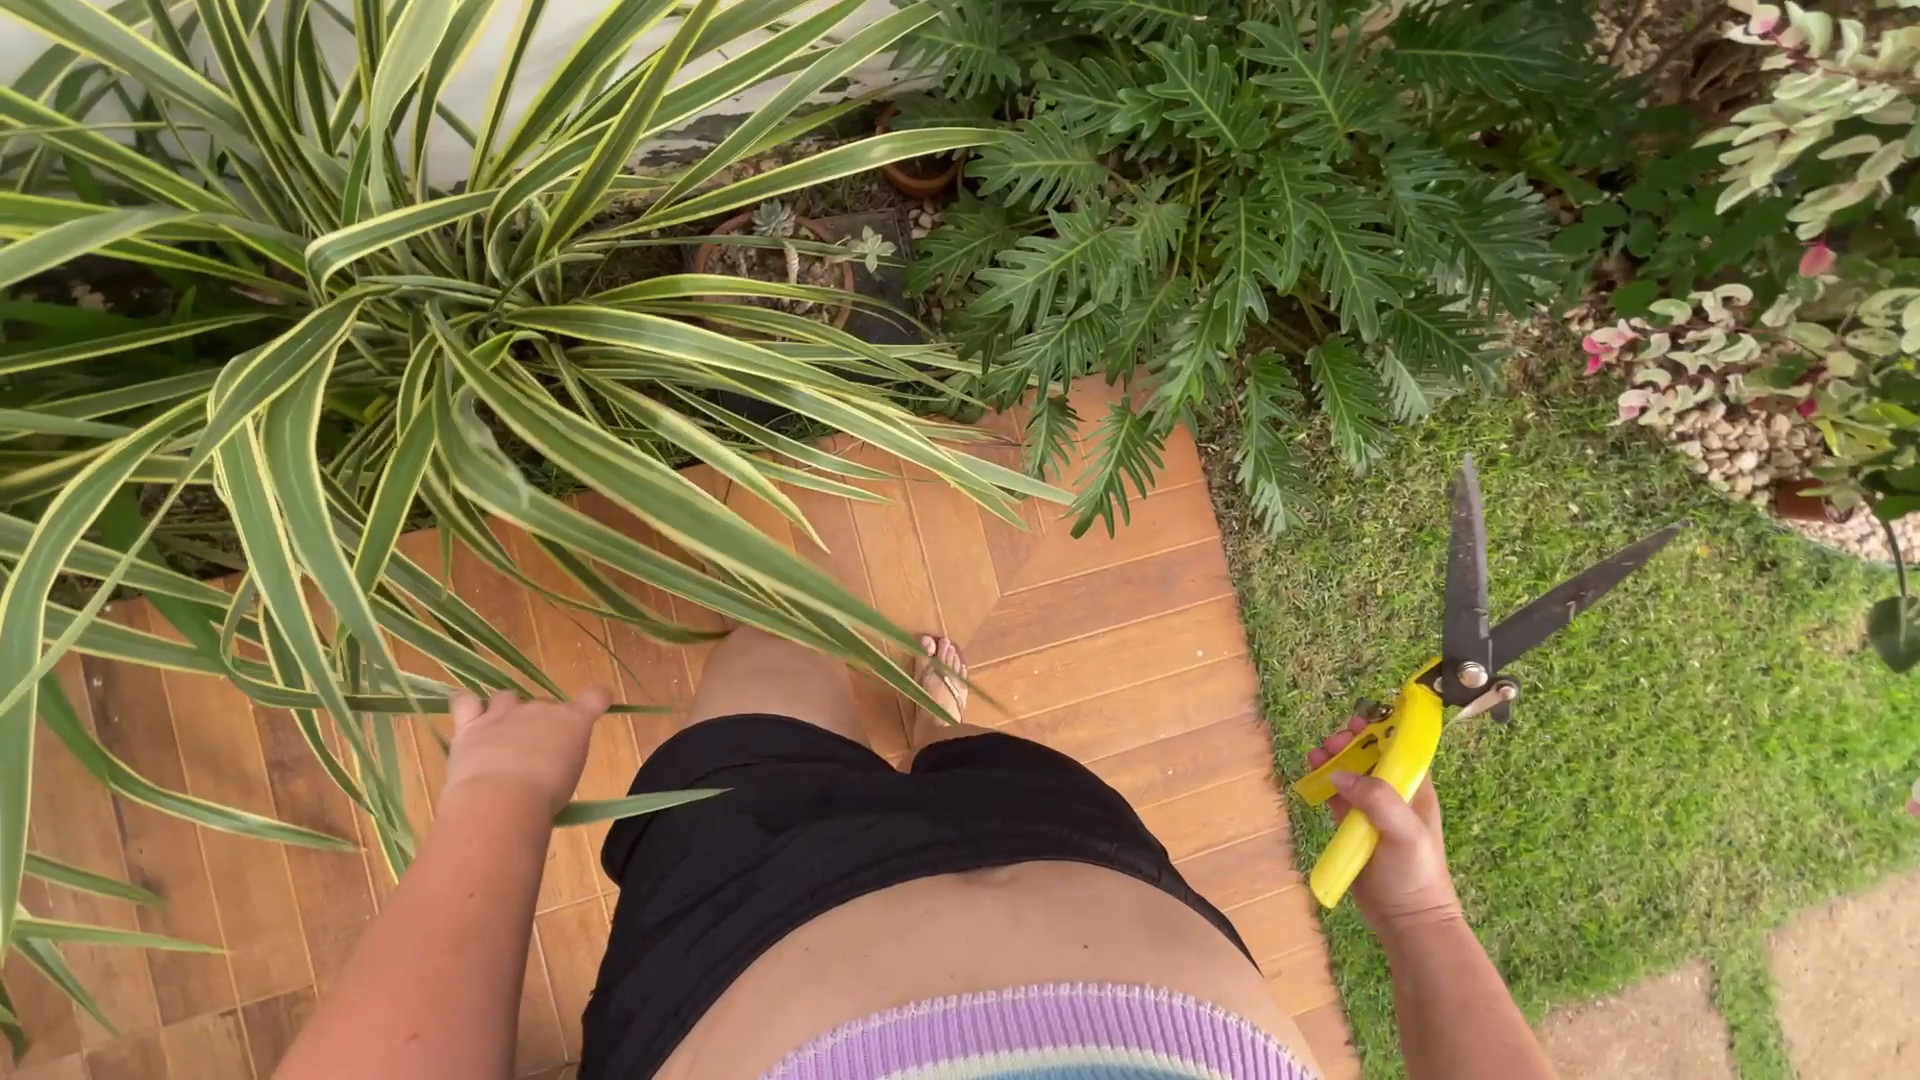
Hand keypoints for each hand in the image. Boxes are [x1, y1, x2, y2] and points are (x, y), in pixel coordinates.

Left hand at [443, 688, 610, 816]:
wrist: (502, 799)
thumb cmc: (547, 794)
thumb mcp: (569, 775)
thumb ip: (563, 756)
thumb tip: (551, 758)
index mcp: (574, 721)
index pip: (595, 697)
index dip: (598, 698)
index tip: (599, 702)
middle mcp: (542, 709)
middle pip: (545, 703)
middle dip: (541, 720)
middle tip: (536, 748)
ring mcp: (504, 714)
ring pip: (506, 697)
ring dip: (506, 709)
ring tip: (502, 731)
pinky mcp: (470, 725)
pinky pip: (464, 700)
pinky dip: (466, 702)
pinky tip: (468, 711)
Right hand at [1308, 716, 1461, 936]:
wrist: (1407, 921)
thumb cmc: (1415, 875)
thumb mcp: (1404, 834)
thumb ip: (1378, 801)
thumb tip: (1340, 776)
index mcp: (1415, 790)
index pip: (1400, 749)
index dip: (1381, 730)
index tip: (1359, 722)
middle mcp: (1394, 795)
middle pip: (1371, 756)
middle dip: (1351, 743)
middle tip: (1333, 742)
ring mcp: (1373, 811)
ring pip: (1351, 773)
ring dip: (1335, 760)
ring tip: (1317, 754)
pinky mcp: (1353, 826)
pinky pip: (1337, 796)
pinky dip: (1325, 782)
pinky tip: (1312, 774)